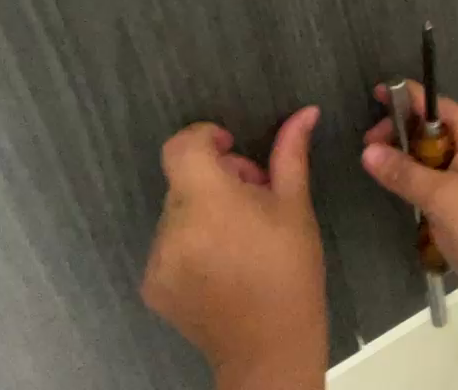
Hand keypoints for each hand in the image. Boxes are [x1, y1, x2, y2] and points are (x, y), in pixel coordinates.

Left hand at [141, 108, 326, 389]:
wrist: (269, 345)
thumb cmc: (291, 267)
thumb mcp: (296, 204)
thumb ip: (290, 153)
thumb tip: (305, 112)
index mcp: (210, 203)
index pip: (181, 147)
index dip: (203, 136)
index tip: (231, 147)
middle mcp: (174, 228)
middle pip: (184, 179)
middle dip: (219, 177)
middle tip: (255, 197)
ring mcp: (158, 260)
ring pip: (178, 210)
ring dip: (206, 208)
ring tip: (242, 234)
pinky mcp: (152, 285)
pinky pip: (169, 242)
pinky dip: (193, 239)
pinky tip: (223, 261)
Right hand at [361, 83, 457, 305]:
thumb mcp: (439, 197)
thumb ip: (404, 172)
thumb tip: (368, 151)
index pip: (438, 106)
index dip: (408, 98)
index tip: (377, 95)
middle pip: (434, 128)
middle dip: (402, 133)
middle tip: (370, 148)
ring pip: (435, 153)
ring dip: (409, 157)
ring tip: (380, 166)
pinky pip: (440, 174)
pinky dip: (420, 176)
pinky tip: (400, 186)